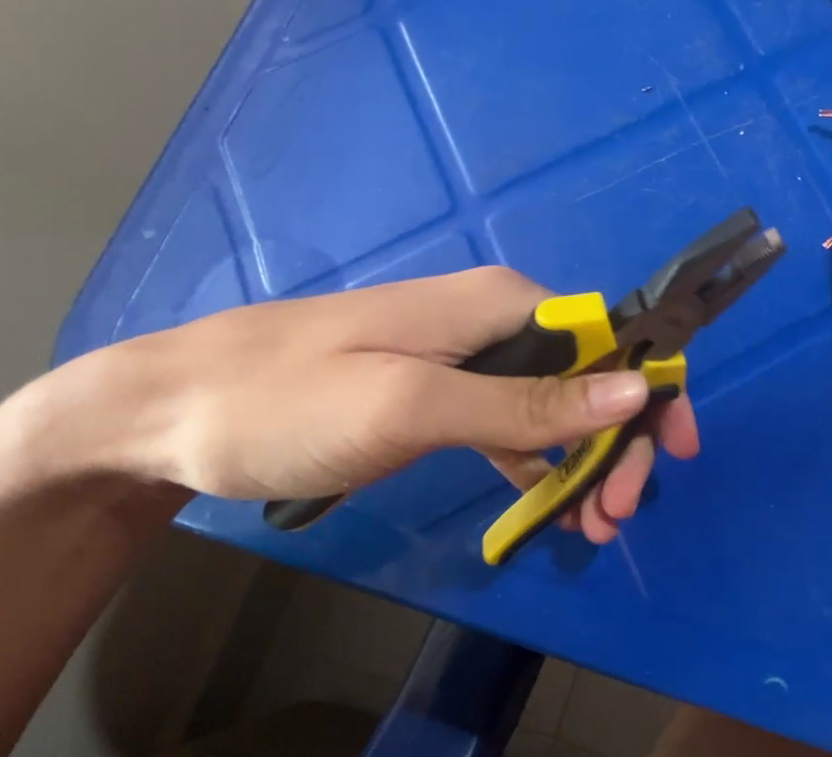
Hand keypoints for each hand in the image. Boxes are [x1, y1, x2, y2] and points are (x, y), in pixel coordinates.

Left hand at [34, 267, 698, 543]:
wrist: (161, 412)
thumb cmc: (287, 402)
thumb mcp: (412, 408)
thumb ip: (527, 401)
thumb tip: (636, 385)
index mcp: (503, 305)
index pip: (611, 337)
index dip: (651, 391)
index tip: (670, 455)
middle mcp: (499, 323)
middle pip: (592, 377)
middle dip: (618, 442)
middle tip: (617, 514)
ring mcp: (469, 361)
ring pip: (558, 407)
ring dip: (585, 463)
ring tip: (593, 526)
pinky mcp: (443, 397)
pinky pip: (516, 429)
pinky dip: (542, 468)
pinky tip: (554, 509)